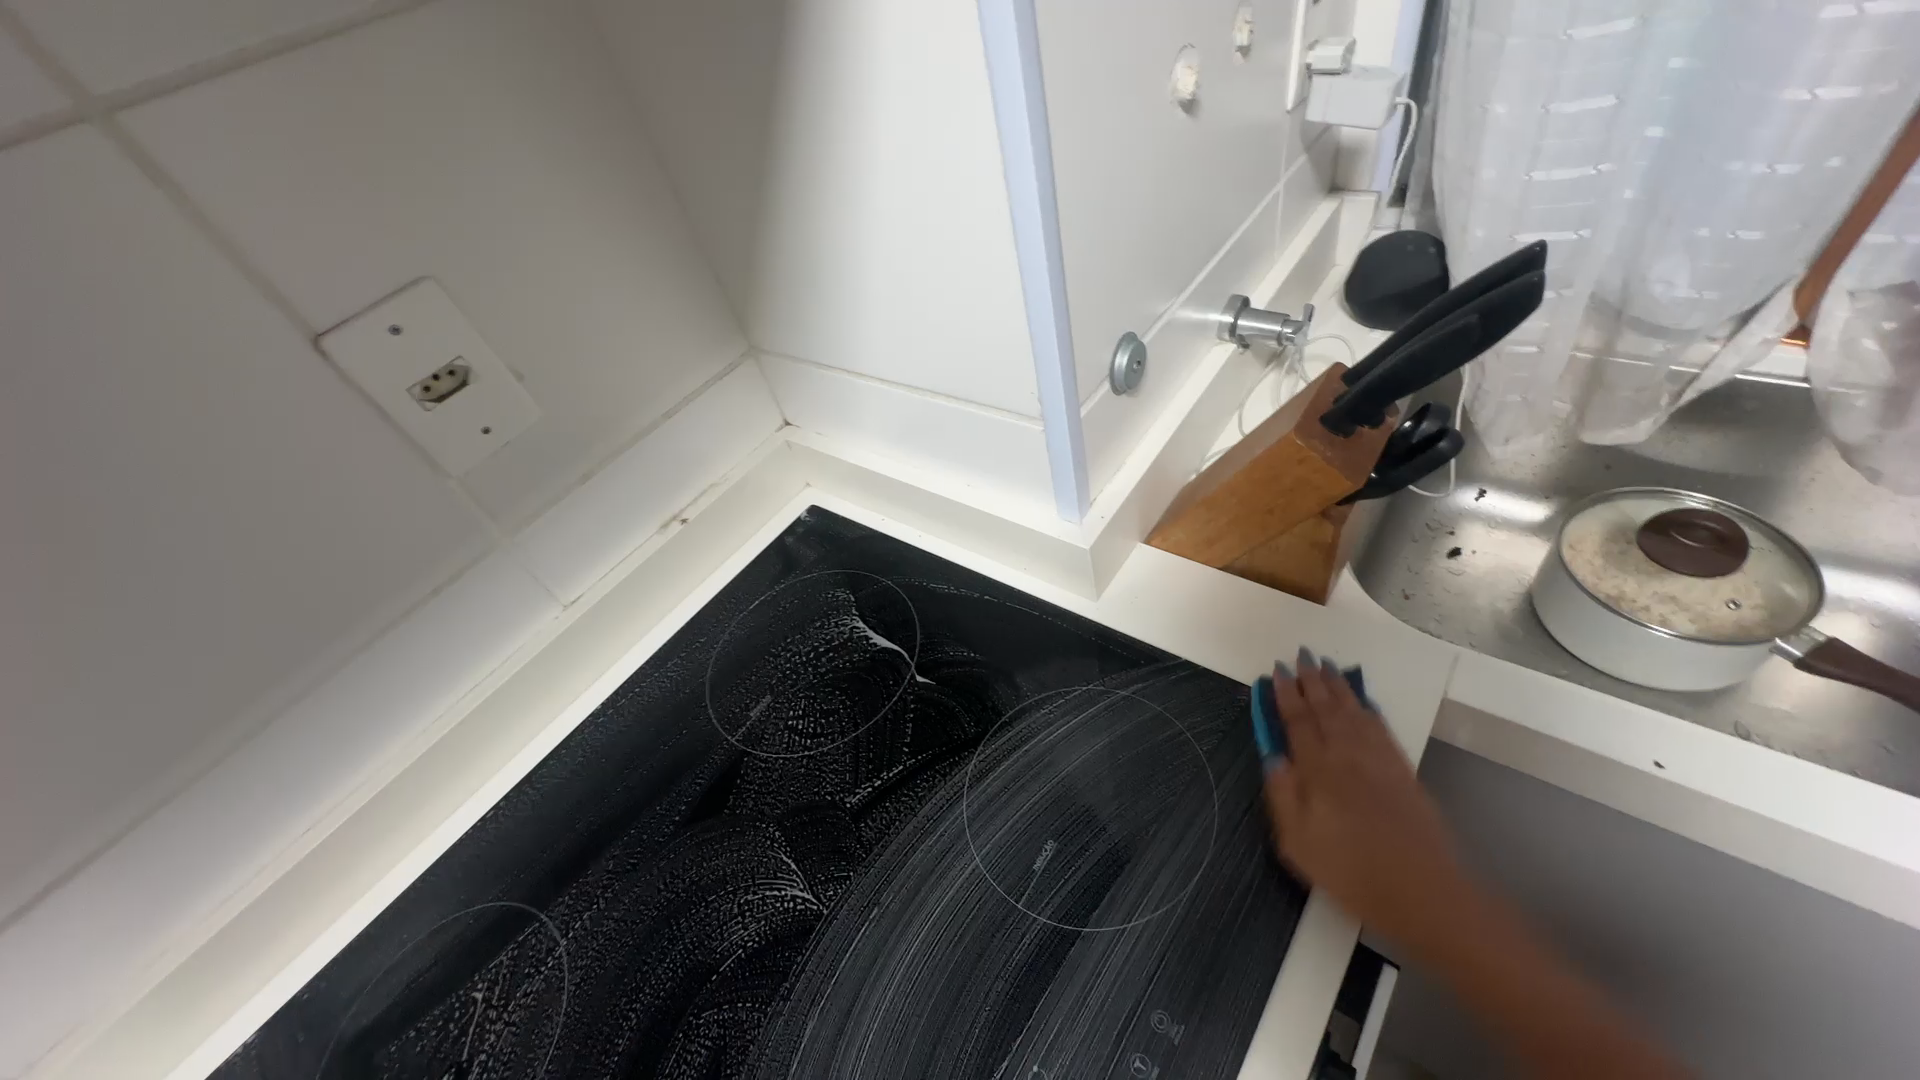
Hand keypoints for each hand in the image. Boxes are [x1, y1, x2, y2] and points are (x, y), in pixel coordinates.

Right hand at [1262, 648, 1474, 954]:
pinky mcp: (1402, 772)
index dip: (1285, 695)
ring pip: (1354, 712)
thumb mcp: (1298, 842)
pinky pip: (1381, 728)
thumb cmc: (1351, 871)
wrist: (1424, 892)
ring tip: (1327, 666)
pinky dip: (1368, 709)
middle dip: (1311, 680)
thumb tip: (1273, 758)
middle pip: (1326, 709)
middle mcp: (1348, 756)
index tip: (1276, 670)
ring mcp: (1379, 761)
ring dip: (1338, 687)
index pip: (1297, 721)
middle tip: (1301, 654)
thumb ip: (1283, 796)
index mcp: (1319, 770)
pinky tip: (1363, 702)